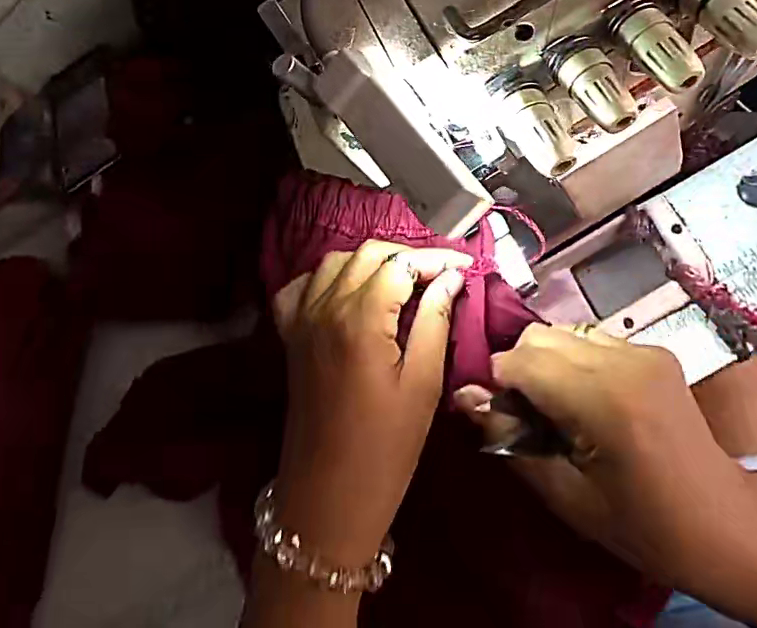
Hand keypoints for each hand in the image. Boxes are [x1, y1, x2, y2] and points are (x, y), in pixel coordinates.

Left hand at [269, 240, 469, 566]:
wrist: (327, 501)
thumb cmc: (385, 447)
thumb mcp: (423, 384)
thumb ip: (436, 320)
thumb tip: (451, 278)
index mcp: (360, 318)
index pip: (402, 263)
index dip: (438, 258)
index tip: (466, 264)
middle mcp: (325, 308)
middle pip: (370, 254)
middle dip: (410, 256)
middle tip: (443, 274)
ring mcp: (302, 321)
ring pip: (337, 261)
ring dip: (373, 261)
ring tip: (406, 280)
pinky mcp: (290, 337)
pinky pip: (303, 286)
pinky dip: (329, 277)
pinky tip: (351, 291)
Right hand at [454, 324, 756, 584]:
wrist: (719, 519)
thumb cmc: (639, 523)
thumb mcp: (566, 495)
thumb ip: (510, 439)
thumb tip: (465, 395)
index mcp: (603, 398)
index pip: (524, 360)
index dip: (499, 381)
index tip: (497, 412)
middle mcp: (624, 359)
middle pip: (543, 335)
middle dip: (522, 366)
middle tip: (527, 413)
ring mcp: (643, 349)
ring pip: (567, 331)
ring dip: (550, 360)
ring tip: (560, 405)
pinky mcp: (656, 349)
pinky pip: (597, 339)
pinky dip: (579, 359)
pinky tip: (591, 398)